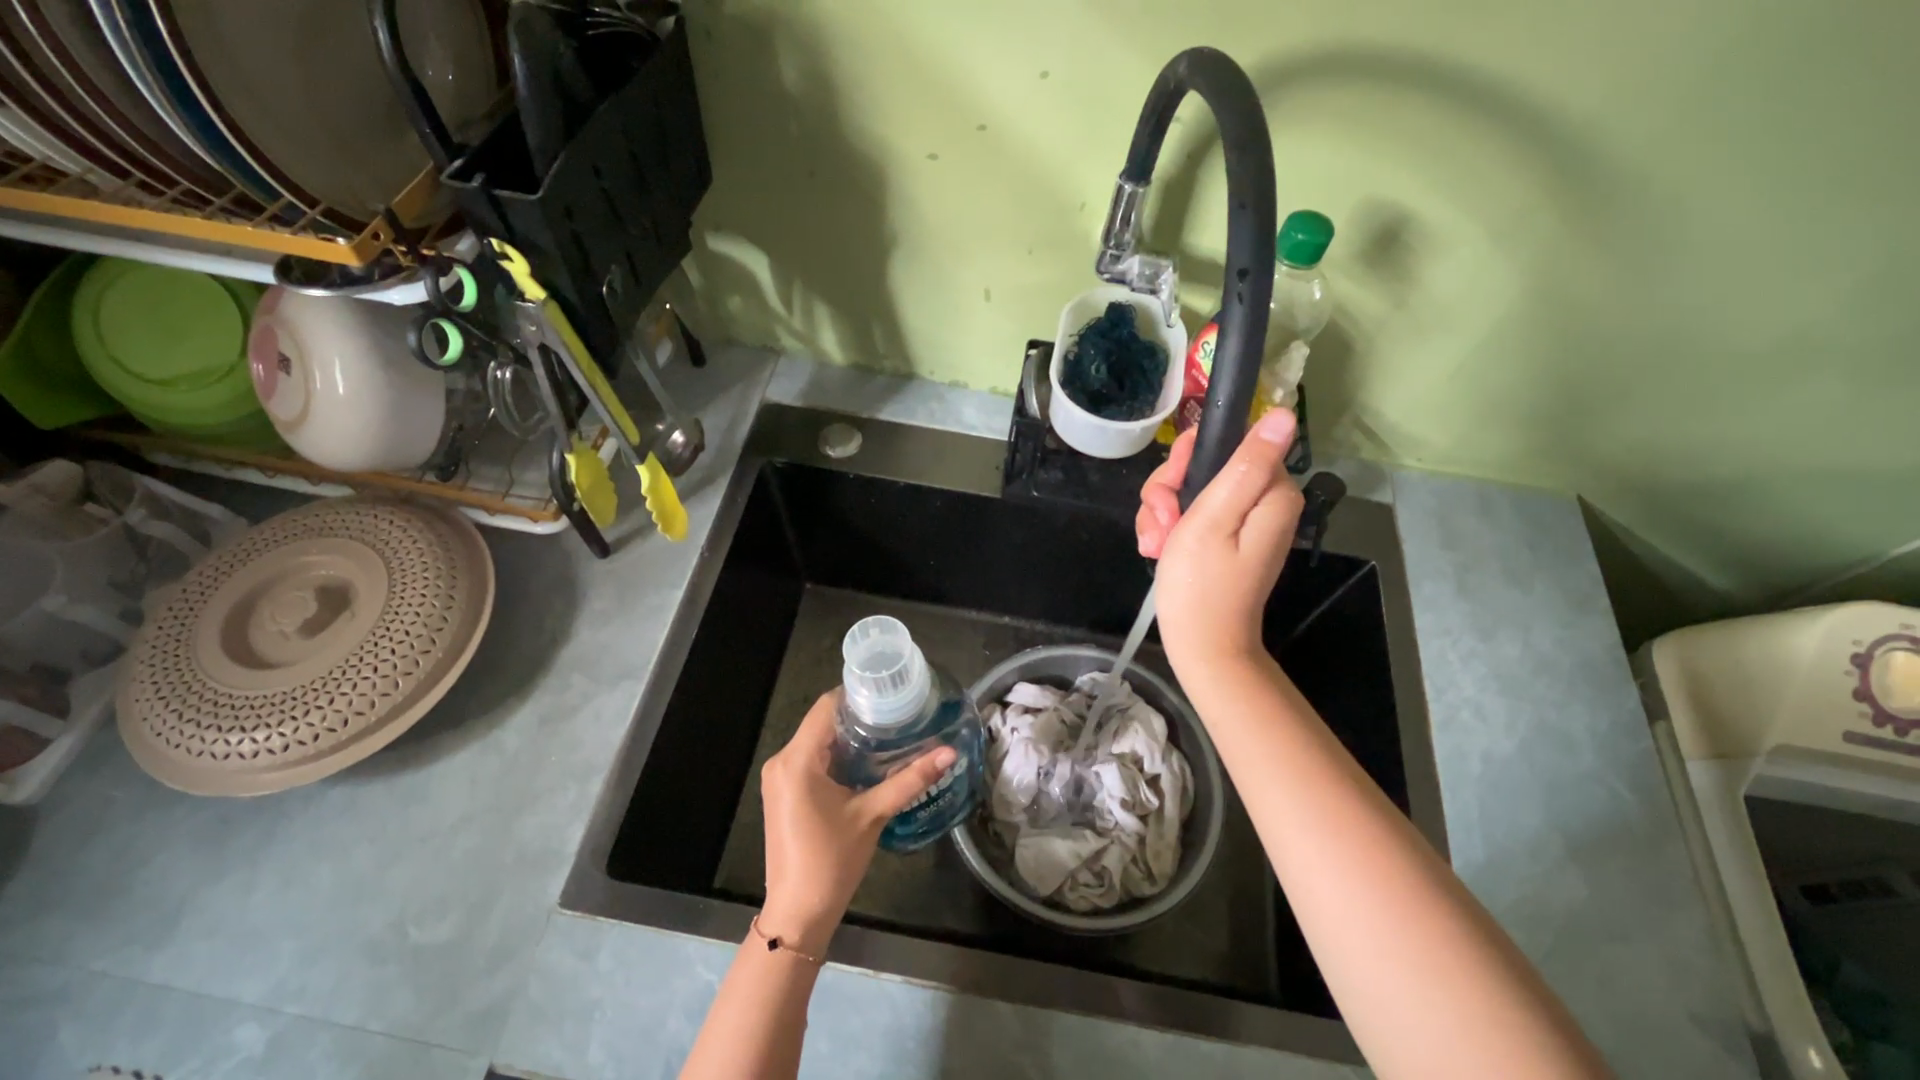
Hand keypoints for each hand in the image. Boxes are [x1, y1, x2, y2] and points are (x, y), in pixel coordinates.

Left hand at [758, 690, 956, 955]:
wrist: (798, 911)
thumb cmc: (832, 860)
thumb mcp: (873, 814)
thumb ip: (910, 779)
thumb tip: (949, 753)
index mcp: (797, 760)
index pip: (826, 707)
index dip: (858, 695)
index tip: (891, 693)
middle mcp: (782, 761)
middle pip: (822, 723)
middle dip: (859, 717)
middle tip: (899, 714)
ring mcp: (780, 778)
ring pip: (817, 742)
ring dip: (850, 738)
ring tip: (890, 733)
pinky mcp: (784, 793)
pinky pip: (811, 761)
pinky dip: (837, 757)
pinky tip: (868, 762)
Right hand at [1136, 409, 1303, 674]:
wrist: (1202, 648)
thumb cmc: (1202, 586)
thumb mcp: (1215, 517)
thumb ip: (1245, 463)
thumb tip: (1282, 413)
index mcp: (1270, 491)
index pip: (1225, 442)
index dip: (1187, 460)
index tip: (1170, 496)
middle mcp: (1263, 500)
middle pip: (1204, 465)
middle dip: (1169, 491)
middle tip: (1161, 523)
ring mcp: (1243, 521)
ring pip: (1189, 489)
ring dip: (1162, 513)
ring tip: (1156, 544)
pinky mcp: (1226, 538)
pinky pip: (1192, 514)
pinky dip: (1169, 529)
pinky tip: (1157, 550)